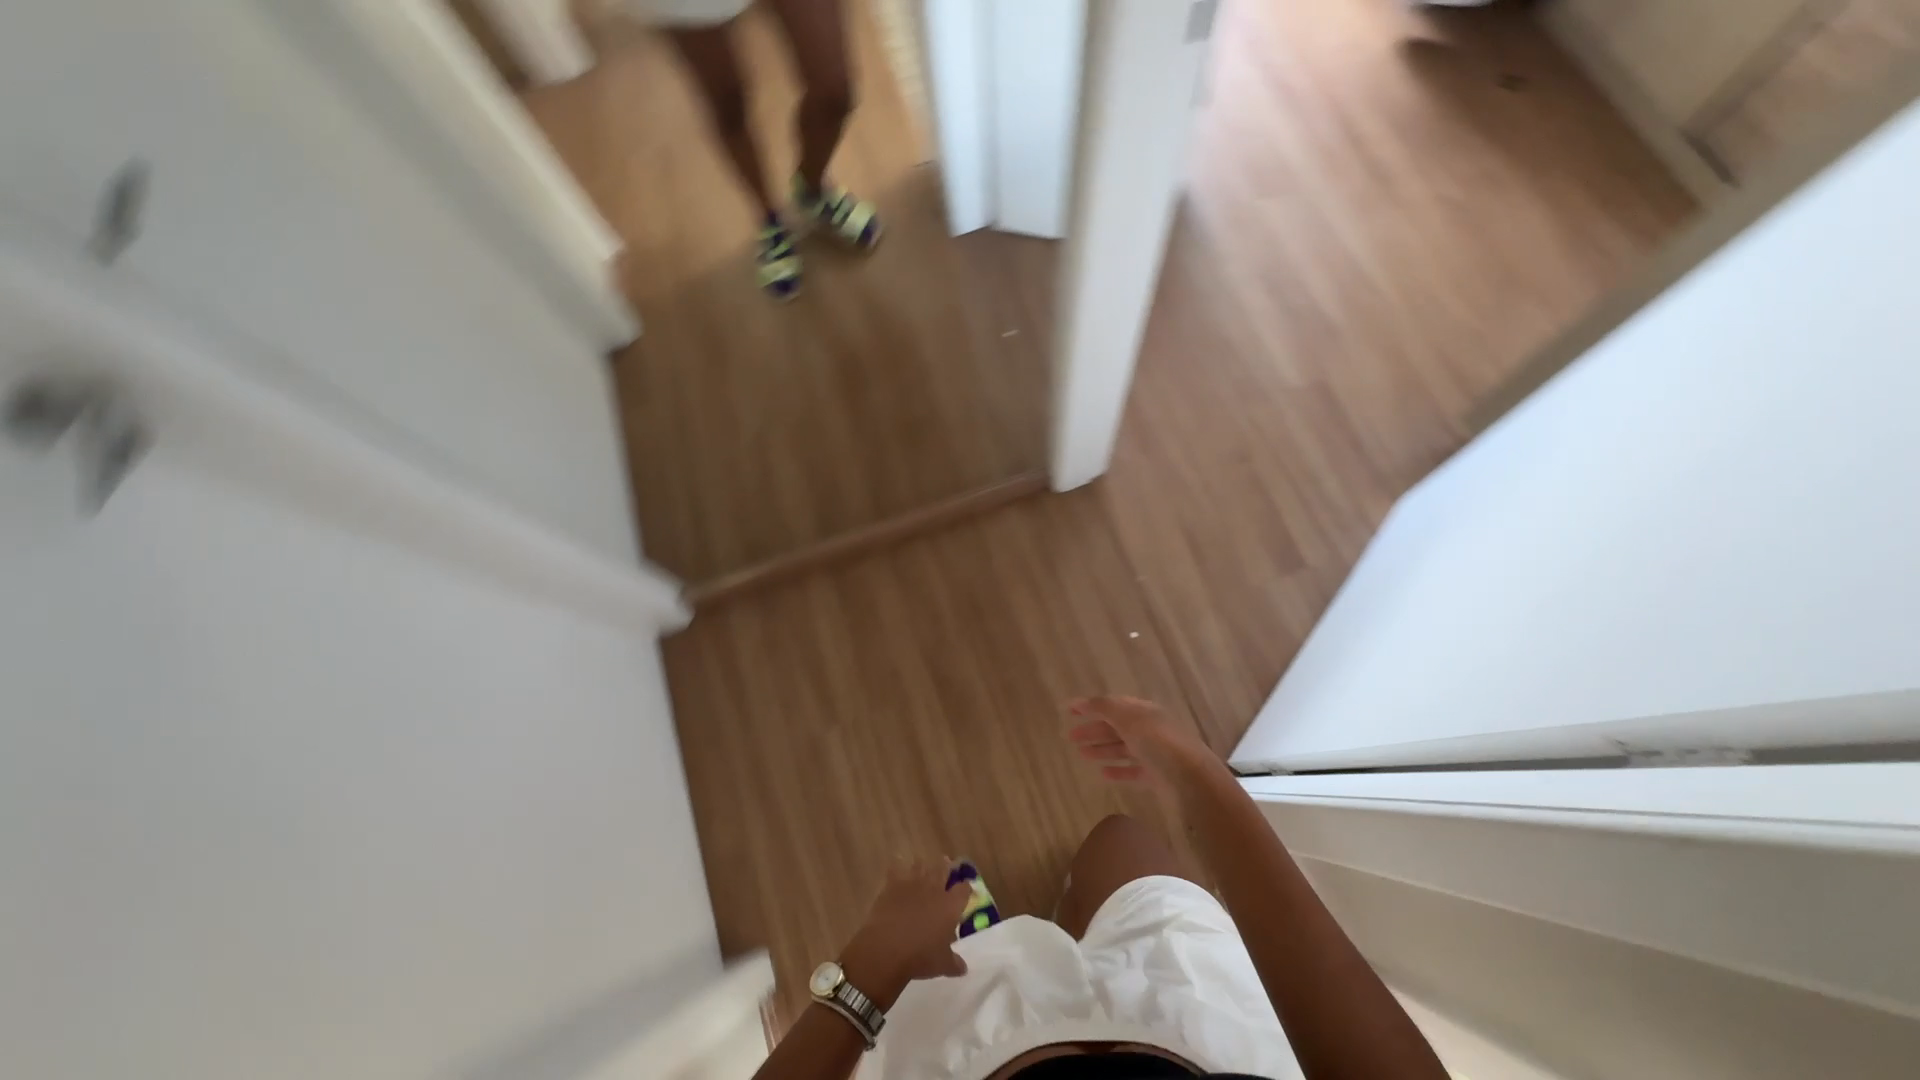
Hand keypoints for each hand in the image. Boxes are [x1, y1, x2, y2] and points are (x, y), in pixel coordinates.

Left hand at [838, 857, 971, 1006]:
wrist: (887, 949)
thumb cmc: (920, 957)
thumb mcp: (942, 965)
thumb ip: (954, 963)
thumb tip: (963, 968)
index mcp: (950, 905)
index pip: (964, 890)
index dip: (966, 888)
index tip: (966, 889)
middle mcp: (934, 889)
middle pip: (943, 869)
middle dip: (946, 866)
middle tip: (947, 864)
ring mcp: (912, 884)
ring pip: (921, 865)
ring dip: (923, 865)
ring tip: (923, 865)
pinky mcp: (892, 885)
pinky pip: (896, 868)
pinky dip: (897, 865)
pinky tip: (897, 863)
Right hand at [1066, 695, 1220, 788]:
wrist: (1191, 778)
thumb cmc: (1158, 742)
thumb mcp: (1129, 717)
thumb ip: (1105, 707)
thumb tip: (1083, 701)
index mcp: (1144, 711)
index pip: (1113, 704)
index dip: (1091, 706)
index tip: (1067, 710)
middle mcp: (1149, 730)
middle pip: (1116, 727)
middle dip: (1093, 730)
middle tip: (1071, 737)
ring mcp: (1154, 753)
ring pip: (1123, 748)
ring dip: (1102, 749)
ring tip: (1081, 754)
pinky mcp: (1156, 776)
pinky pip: (1132, 770)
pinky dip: (1117, 770)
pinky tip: (1102, 773)